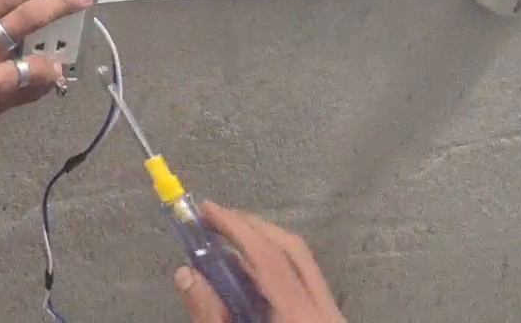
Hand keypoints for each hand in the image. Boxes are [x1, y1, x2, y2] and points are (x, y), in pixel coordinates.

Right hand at [176, 202, 344, 322]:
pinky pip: (306, 283)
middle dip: (249, 225)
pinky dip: (275, 269)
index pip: (267, 255)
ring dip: (261, 244)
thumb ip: (209, 315)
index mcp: (301, 318)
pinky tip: (249, 279)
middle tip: (213, 219)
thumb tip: (186, 273)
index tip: (203, 209)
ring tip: (225, 246)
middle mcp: (326, 312)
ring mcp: (334, 318)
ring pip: (301, 262)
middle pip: (291, 248)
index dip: (233, 225)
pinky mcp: (331, 322)